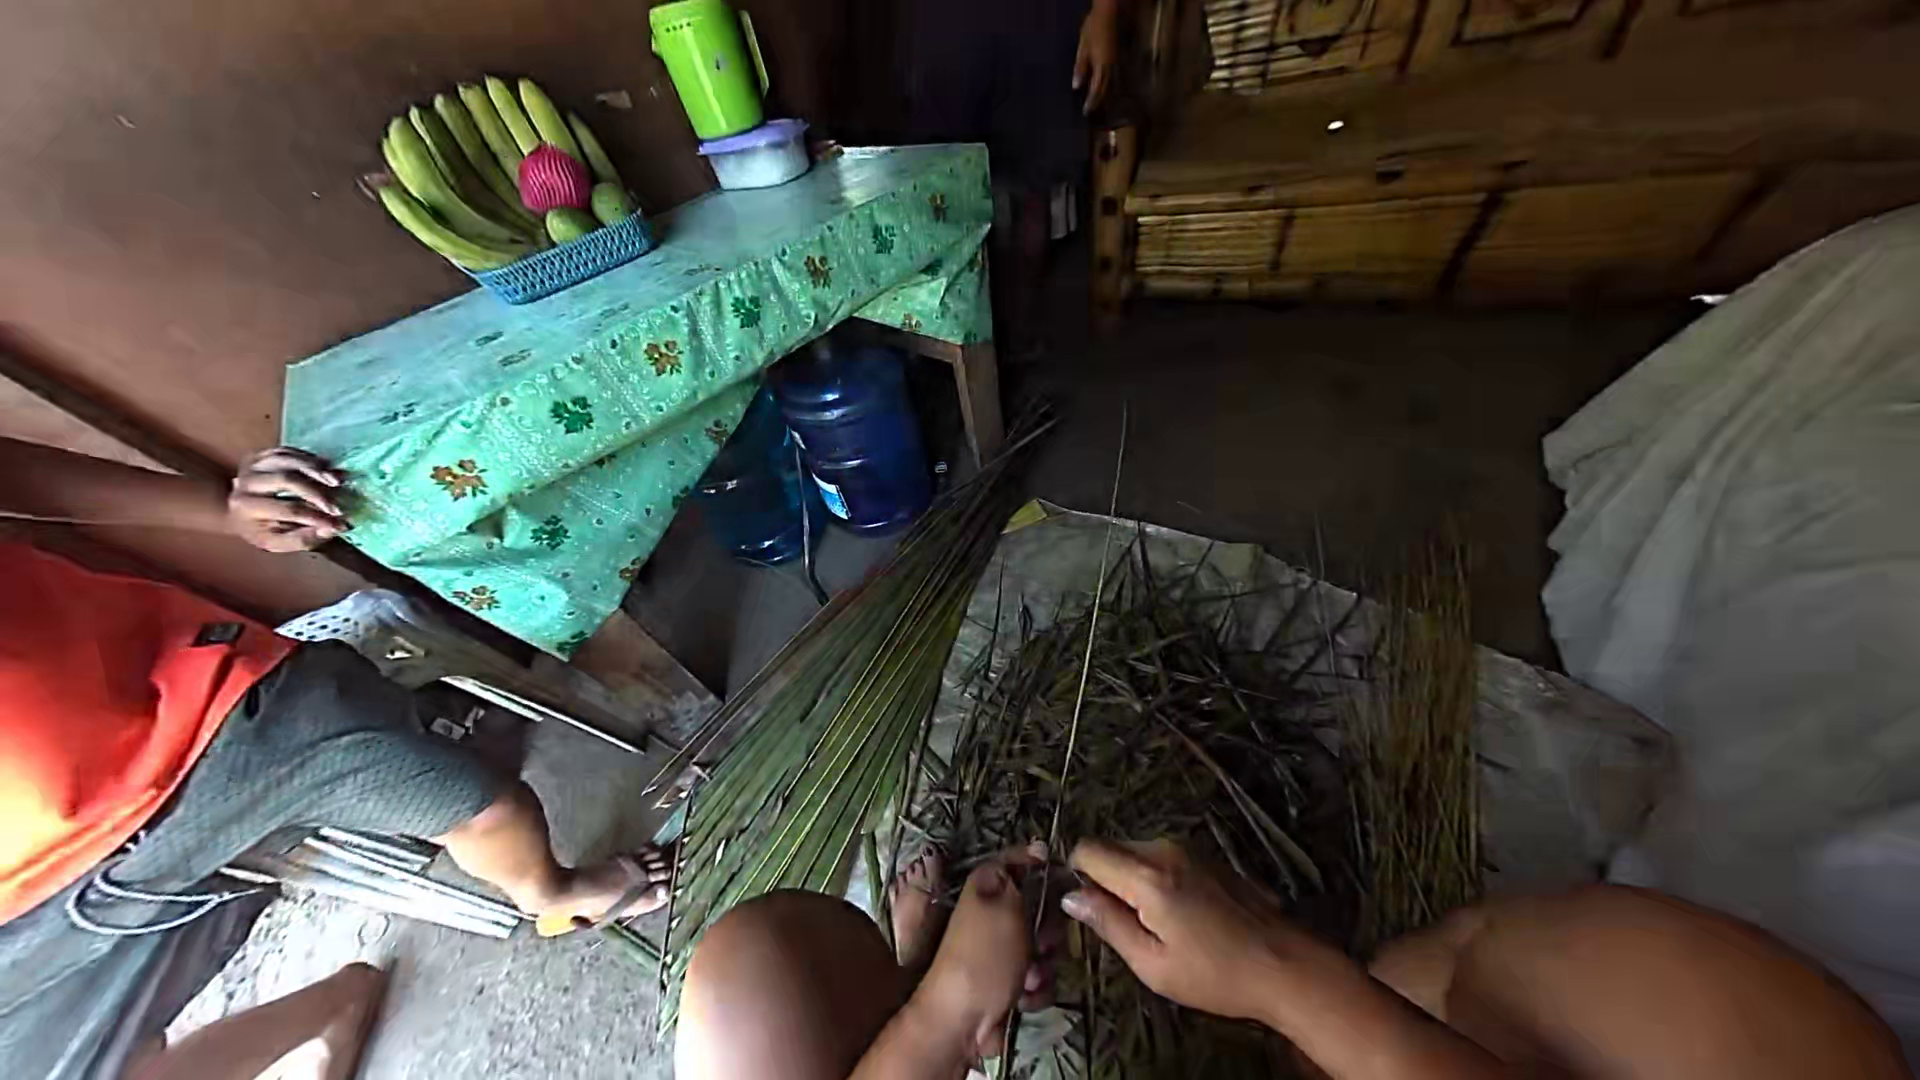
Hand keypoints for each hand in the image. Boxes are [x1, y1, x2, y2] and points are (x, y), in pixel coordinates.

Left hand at [228, 447, 347, 551]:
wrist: (238, 512)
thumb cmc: (265, 529)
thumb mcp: (278, 543)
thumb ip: (304, 539)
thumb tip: (332, 529)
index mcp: (247, 507)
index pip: (289, 509)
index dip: (318, 517)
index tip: (342, 525)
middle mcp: (245, 484)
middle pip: (287, 479)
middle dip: (319, 492)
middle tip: (340, 506)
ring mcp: (252, 468)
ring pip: (287, 460)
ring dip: (316, 469)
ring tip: (338, 481)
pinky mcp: (260, 458)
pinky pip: (286, 451)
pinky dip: (309, 458)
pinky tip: (327, 468)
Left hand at [909, 842, 1049, 1059]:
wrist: (962, 1025)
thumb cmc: (982, 958)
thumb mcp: (1004, 906)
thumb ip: (1022, 876)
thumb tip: (1038, 848)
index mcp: (984, 886)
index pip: (1016, 862)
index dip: (1037, 866)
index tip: (1055, 875)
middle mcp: (992, 913)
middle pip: (1038, 905)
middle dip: (1046, 927)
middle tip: (1041, 941)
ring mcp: (1001, 949)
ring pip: (1043, 943)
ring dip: (1043, 962)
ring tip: (1028, 975)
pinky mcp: (1009, 981)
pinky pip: (1039, 974)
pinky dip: (1036, 987)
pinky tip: (1025, 996)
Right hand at [1062, 838, 1318, 1022]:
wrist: (1285, 964)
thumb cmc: (1216, 975)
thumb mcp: (1154, 965)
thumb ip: (1108, 923)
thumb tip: (1070, 896)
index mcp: (1146, 876)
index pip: (1087, 850)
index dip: (1077, 874)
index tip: (1086, 905)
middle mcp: (1162, 849)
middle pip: (1108, 847)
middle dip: (1103, 877)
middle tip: (1122, 922)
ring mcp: (1184, 846)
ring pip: (1131, 850)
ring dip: (1128, 877)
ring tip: (1154, 921)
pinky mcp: (1200, 851)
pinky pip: (1157, 854)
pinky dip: (1151, 875)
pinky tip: (1177, 911)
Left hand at [1073, 5, 1118, 114]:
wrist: (1108, 12)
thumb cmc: (1093, 28)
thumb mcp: (1083, 47)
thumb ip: (1080, 68)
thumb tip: (1076, 87)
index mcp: (1100, 66)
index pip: (1095, 89)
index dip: (1091, 102)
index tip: (1086, 112)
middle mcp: (1109, 67)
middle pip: (1104, 89)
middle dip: (1098, 102)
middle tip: (1093, 113)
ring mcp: (1114, 62)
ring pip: (1110, 84)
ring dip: (1106, 96)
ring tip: (1102, 107)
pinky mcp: (1115, 58)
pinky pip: (1113, 77)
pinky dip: (1110, 86)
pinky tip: (1108, 90)